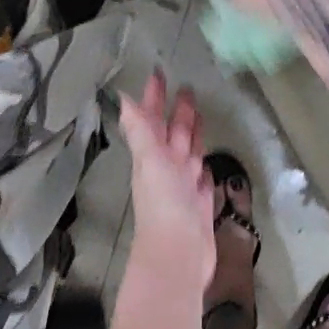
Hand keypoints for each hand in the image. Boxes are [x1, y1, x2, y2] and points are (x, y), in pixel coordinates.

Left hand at [120, 72, 216, 286]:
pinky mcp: (199, 206)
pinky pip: (201, 182)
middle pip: (173, 135)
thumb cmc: (164, 204)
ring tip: (200, 118)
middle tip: (187, 88)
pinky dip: (204, 170)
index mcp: (152, 158)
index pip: (153, 120)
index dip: (155, 98)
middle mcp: (166, 170)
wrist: (178, 254)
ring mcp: (183, 189)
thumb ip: (139, 130)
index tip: (159, 74)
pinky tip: (207, 164)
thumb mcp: (149, 160)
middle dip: (178, 113)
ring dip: (192, 136)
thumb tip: (121, 97)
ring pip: (188, 155)